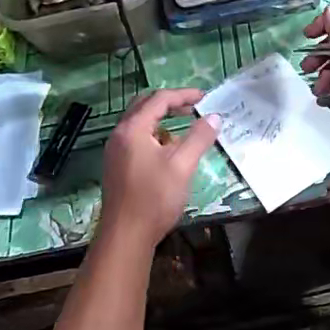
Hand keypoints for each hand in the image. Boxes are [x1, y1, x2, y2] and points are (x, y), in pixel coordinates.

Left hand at [98, 88, 220, 248]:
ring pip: (139, 124)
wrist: (126, 234)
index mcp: (133, 129)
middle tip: (193, 107)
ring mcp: (115, 151)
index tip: (205, 98)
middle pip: (144, 106)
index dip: (183, 95)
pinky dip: (154, 137)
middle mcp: (119, 135)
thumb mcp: (183, 165)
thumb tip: (214, 117)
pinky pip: (136, 140)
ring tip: (185, 130)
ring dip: (162, 121)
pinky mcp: (117, 166)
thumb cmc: (155, 198)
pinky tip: (169, 153)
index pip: (159, 99)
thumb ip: (199, 138)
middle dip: (170, 103)